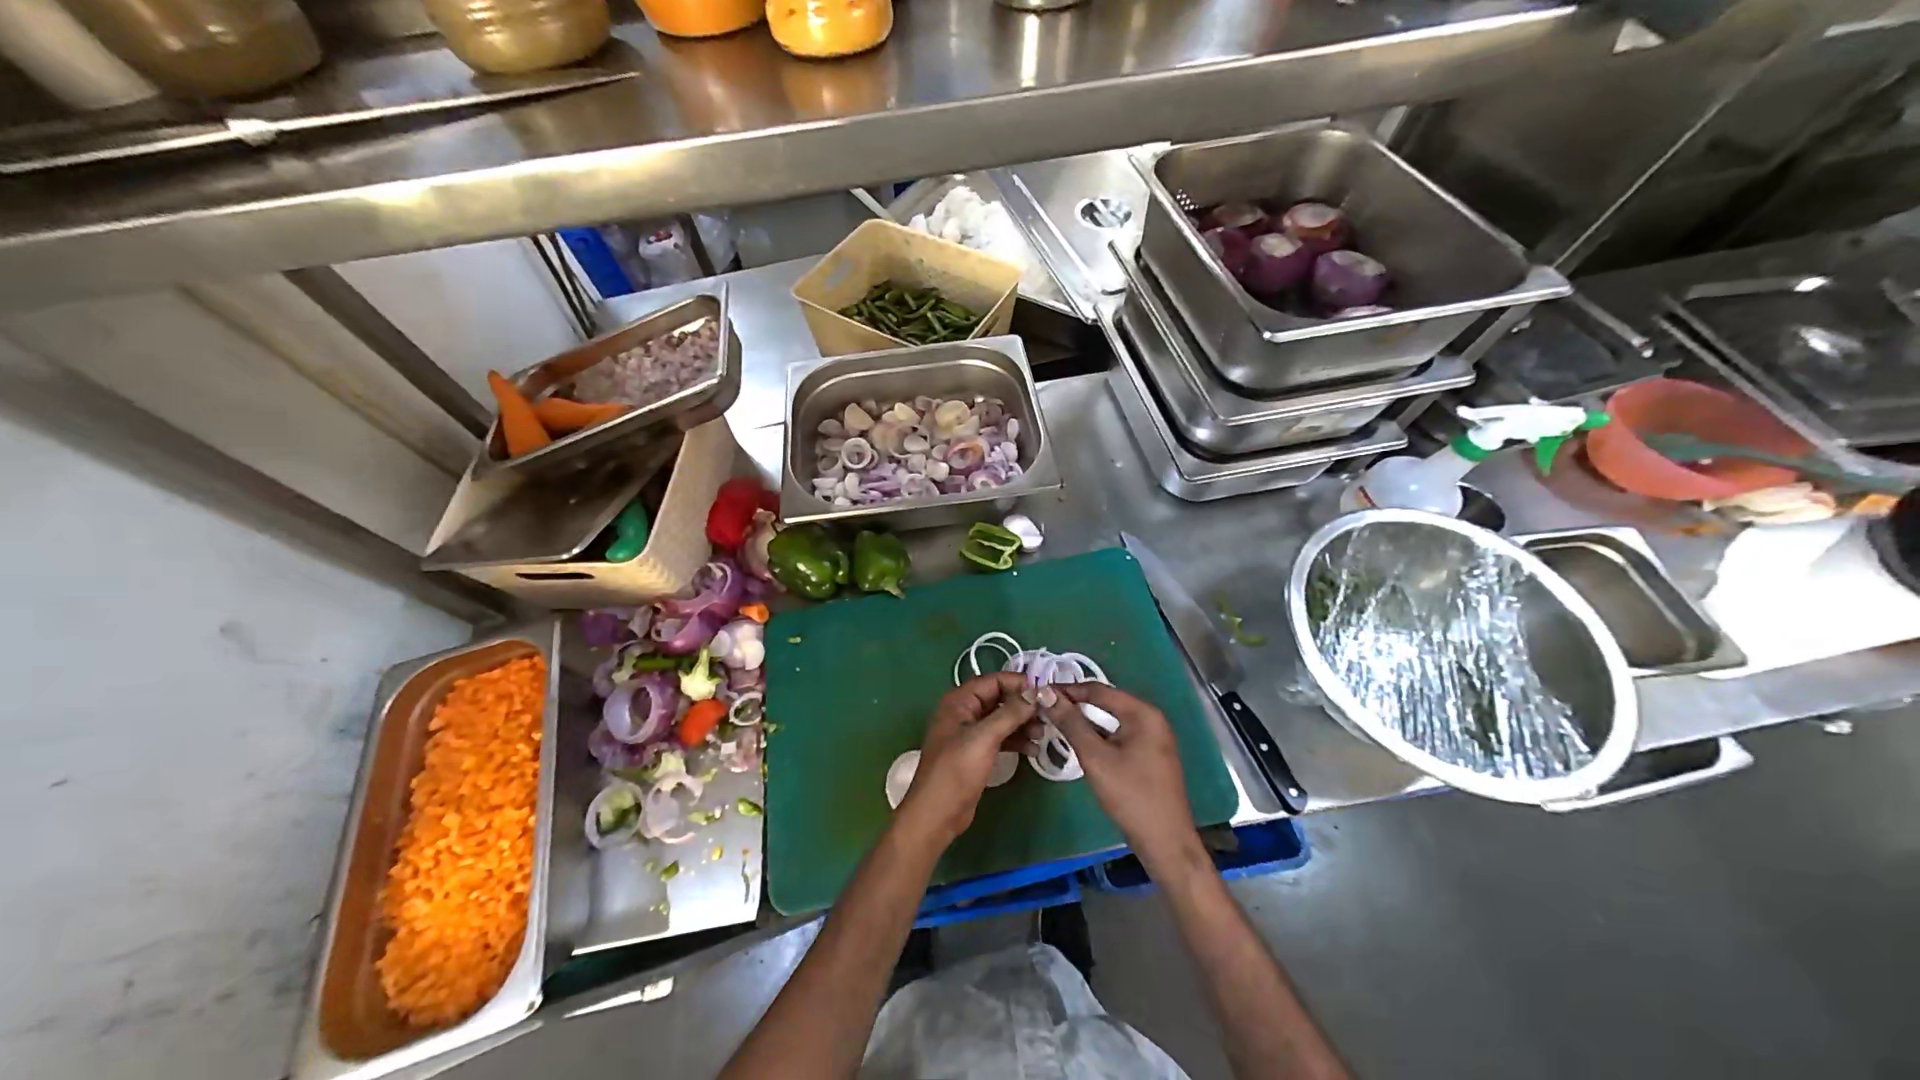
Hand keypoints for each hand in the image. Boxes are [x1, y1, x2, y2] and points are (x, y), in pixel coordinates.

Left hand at [897, 672, 1040, 846]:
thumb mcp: (984, 738)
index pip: (994, 681)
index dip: (1019, 683)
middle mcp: (964, 712)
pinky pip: (1000, 738)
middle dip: (1023, 705)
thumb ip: (1010, 713)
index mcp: (959, 701)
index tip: (1045, 693)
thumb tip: (1035, 691)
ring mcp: (970, 733)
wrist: (937, 813)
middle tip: (1048, 715)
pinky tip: (1033, 749)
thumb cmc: (956, 770)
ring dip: (1022, 724)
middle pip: (999, 698)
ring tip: (1042, 734)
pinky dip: (1016, 740)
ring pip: (1002, 719)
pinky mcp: (977, 752)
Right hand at [1041, 683, 1202, 868]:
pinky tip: (1079, 742)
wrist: (1164, 840)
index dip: (1067, 690)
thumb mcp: (1095, 757)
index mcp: (1143, 713)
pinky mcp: (1148, 755)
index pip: (1098, 690)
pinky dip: (1098, 736)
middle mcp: (1151, 719)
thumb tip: (1047, 694)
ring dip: (1085, 721)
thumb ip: (1071, 723)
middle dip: (1075, 705)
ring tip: (1055, 723)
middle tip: (1044, 710)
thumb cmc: (1130, 795)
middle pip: (1106, 703)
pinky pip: (1118, 735)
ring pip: (1111, 721)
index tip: (1039, 695)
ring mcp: (1152, 738)